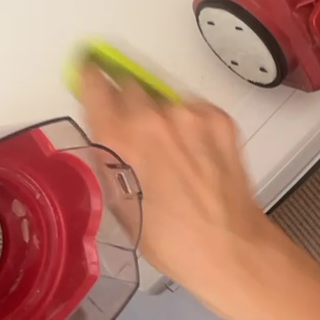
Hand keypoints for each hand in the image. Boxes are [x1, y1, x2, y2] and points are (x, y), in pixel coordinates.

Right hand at [73, 61, 291, 305]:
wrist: (230, 246)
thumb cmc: (171, 239)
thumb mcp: (118, 203)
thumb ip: (107, 159)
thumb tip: (103, 132)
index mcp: (120, 139)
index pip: (95, 84)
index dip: (90, 78)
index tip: (89, 72)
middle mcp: (154, 117)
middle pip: (129, 84)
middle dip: (125, 99)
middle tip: (131, 128)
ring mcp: (190, 115)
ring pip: (163, 98)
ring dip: (159, 114)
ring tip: (168, 152)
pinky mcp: (219, 118)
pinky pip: (192, 108)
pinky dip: (188, 122)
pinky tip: (192, 154)